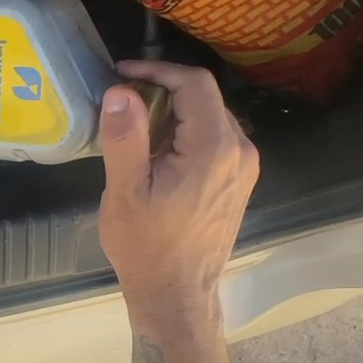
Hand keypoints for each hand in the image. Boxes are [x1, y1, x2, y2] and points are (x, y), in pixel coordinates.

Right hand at [96, 61, 258, 329]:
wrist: (176, 292)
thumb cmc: (145, 244)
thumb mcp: (125, 190)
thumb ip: (124, 138)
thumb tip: (119, 91)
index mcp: (214, 147)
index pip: (195, 84)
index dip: (157, 70)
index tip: (120, 73)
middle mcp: (240, 149)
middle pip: (205, 99)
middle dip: (162, 91)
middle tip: (119, 101)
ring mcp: (244, 166)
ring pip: (209, 119)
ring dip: (172, 113)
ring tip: (132, 127)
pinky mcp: (238, 180)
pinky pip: (214, 140)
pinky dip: (184, 134)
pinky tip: (155, 154)